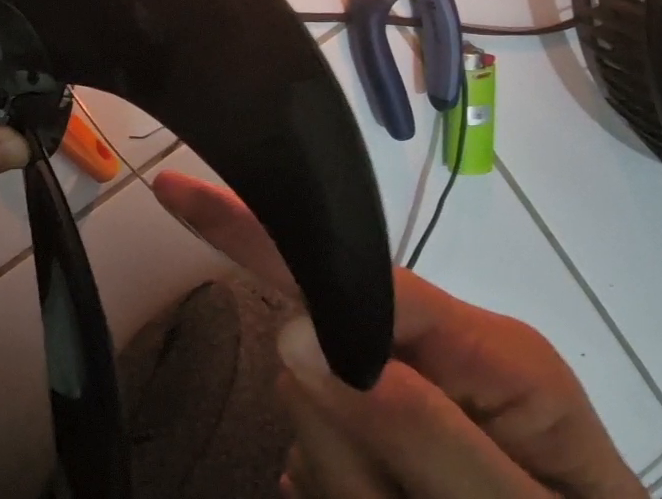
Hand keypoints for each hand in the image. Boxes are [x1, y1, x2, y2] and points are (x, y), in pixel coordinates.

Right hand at [152, 171, 645, 498]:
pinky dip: (337, 485)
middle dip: (334, 431)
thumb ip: (422, 426)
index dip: (262, 231)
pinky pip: (314, 448)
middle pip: (316, 350)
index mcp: (486, 352)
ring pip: (308, 407)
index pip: (355, 272)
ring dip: (342, 476)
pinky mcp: (383, 434)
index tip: (175, 191)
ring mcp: (406, 397)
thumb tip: (295, 330)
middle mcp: (439, 355)